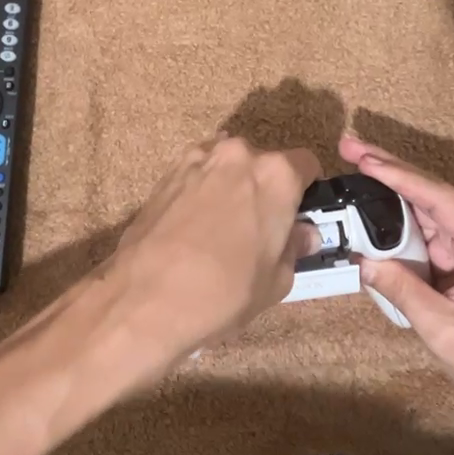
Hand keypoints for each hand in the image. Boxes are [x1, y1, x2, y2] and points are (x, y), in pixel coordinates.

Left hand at [104, 135, 321, 372]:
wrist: (146, 298)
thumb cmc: (225, 291)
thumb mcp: (276, 281)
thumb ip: (294, 248)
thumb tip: (303, 234)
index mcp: (276, 175)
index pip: (306, 165)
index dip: (306, 191)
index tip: (299, 215)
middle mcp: (238, 155)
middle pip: (264, 164)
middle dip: (266, 190)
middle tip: (260, 229)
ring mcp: (197, 160)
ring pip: (228, 168)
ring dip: (232, 189)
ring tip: (223, 231)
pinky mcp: (165, 175)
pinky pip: (197, 177)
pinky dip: (202, 195)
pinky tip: (195, 230)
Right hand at [338, 135, 453, 431]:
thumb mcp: (441, 329)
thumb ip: (402, 290)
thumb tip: (361, 260)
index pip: (444, 202)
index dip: (403, 178)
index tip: (367, 160)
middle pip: (435, 193)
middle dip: (392, 168)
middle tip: (350, 144)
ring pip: (429, 204)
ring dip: (391, 184)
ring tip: (354, 161)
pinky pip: (427, 226)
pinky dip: (397, 212)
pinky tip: (371, 196)